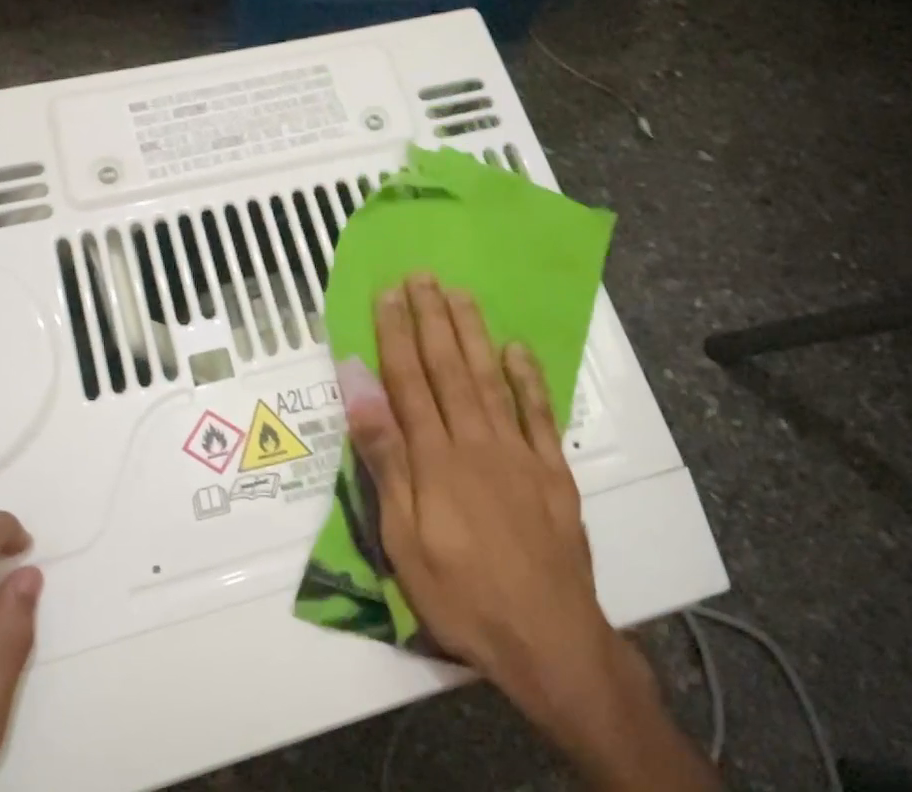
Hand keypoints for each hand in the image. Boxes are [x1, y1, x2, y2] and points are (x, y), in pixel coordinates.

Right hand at [339, 275, 715, 789]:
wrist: (546, 635)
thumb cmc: (459, 593)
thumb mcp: (401, 536)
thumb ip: (385, 457)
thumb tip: (360, 389)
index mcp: (434, 457)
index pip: (408, 380)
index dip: (396, 334)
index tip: (387, 294)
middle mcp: (475, 440)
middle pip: (449, 368)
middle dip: (432, 318)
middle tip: (422, 275)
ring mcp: (519, 452)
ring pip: (490, 379)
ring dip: (473, 333)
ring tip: (460, 293)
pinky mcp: (552, 471)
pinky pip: (539, 413)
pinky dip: (528, 378)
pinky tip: (517, 349)